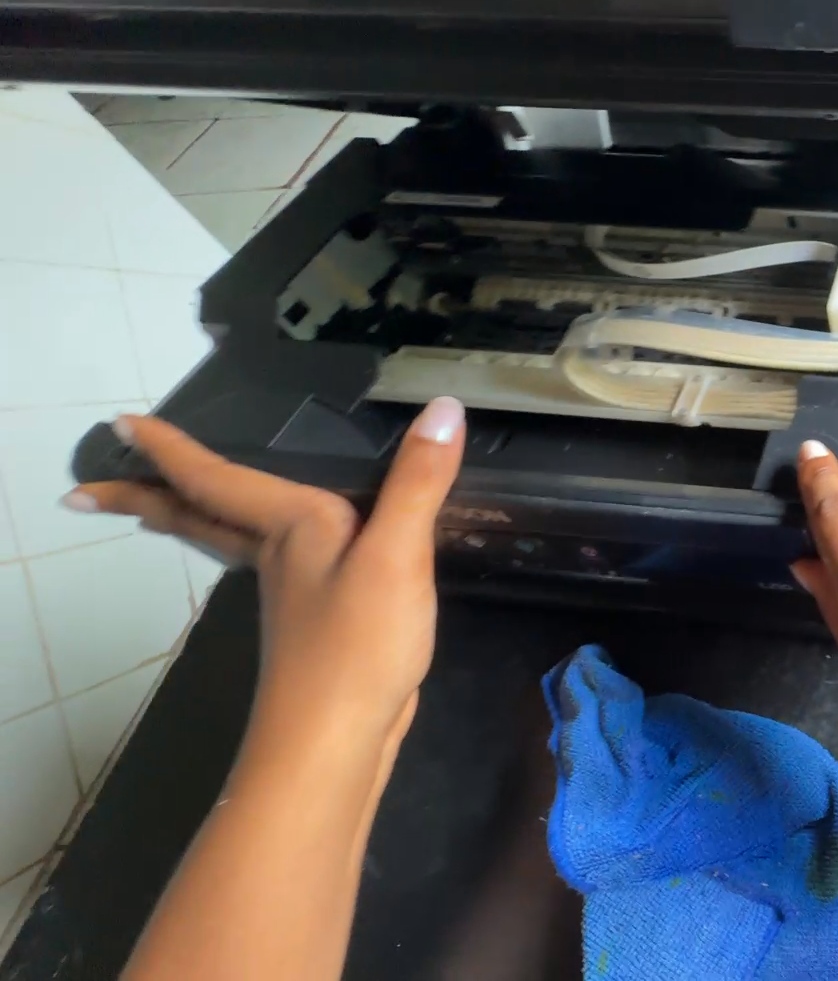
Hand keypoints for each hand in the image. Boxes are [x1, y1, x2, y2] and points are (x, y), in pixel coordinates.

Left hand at [65, 398, 467, 733]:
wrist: (338, 734)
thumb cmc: (357, 641)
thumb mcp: (397, 554)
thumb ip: (419, 482)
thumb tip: (443, 409)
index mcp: (293, 532)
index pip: (221, 483)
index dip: (176, 451)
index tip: (123, 424)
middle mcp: (283, 560)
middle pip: (206, 522)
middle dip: (153, 500)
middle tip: (88, 491)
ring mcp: (298, 597)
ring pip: (236, 548)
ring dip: (197, 525)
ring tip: (167, 514)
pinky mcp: (321, 625)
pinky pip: (277, 571)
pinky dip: (258, 552)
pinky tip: (283, 561)